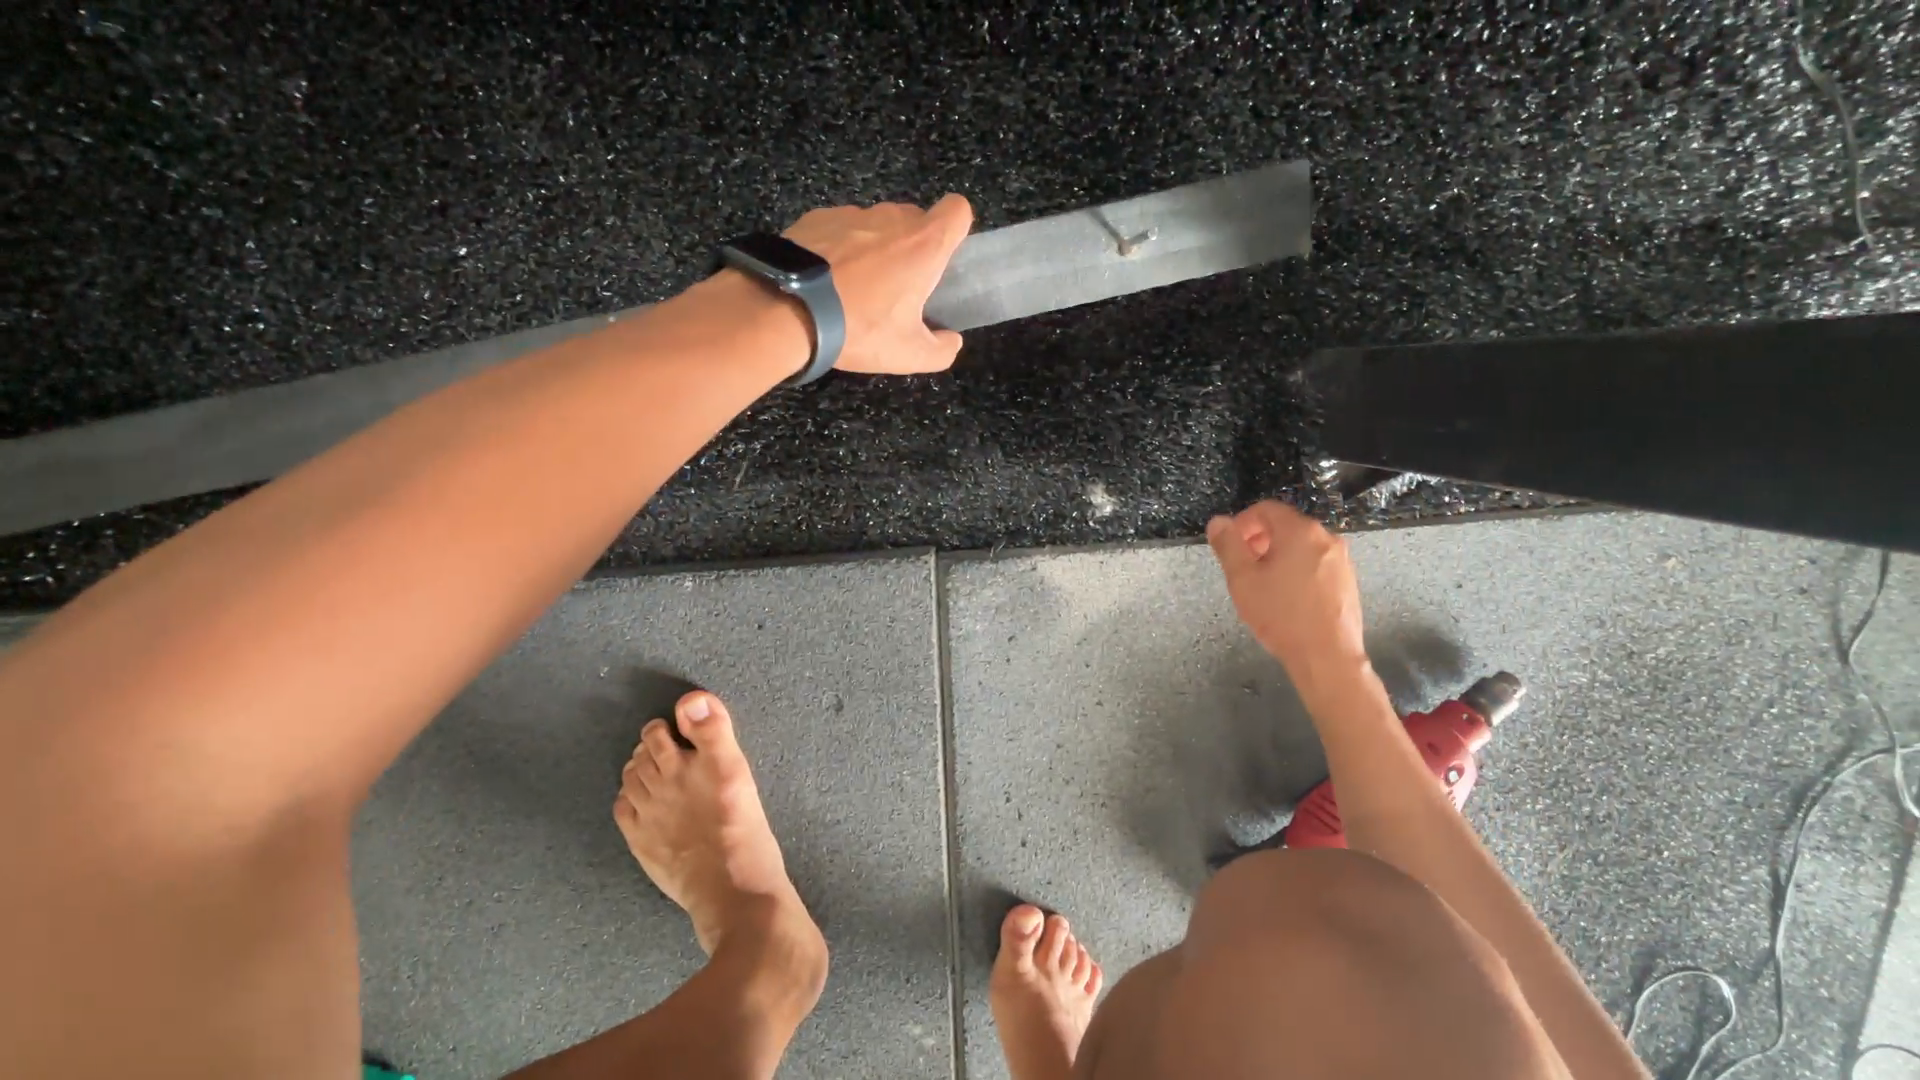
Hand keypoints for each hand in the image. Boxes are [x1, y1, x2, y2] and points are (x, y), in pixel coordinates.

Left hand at [783, 194, 972, 374]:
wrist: (785, 308)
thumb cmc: (858, 328)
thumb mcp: (907, 354)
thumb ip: (941, 350)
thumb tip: (950, 340)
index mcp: (923, 246)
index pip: (957, 211)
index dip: (956, 229)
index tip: (943, 257)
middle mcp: (891, 219)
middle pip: (916, 218)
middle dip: (913, 245)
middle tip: (898, 285)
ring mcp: (852, 214)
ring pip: (876, 224)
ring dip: (875, 247)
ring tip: (854, 286)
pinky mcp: (817, 218)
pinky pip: (840, 228)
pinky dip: (839, 247)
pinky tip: (824, 279)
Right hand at [1206, 500, 1368, 680]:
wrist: (1327, 656)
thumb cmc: (1281, 615)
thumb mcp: (1242, 579)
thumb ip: (1228, 545)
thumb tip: (1218, 521)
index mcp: (1299, 531)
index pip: (1265, 509)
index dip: (1241, 522)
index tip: (1230, 545)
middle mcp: (1325, 538)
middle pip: (1285, 526)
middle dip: (1259, 540)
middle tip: (1243, 567)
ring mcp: (1341, 560)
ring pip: (1301, 546)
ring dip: (1278, 556)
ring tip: (1263, 585)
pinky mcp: (1347, 581)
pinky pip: (1316, 564)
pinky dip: (1297, 570)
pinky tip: (1287, 598)